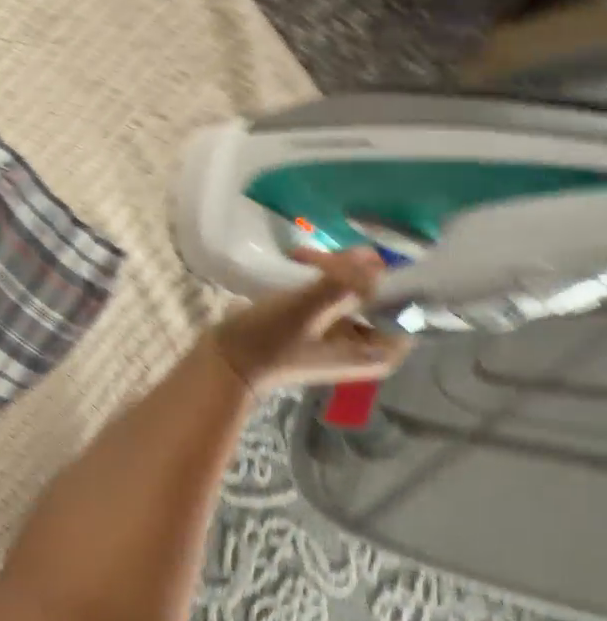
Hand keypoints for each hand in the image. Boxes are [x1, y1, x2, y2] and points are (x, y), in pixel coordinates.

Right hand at [208, 247, 410, 391]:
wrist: (222, 366)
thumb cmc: (266, 344)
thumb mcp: (305, 309)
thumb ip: (344, 281)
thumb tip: (372, 254)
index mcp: (380, 350)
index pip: (399, 301)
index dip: (378, 275)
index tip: (348, 256)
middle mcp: (368, 348)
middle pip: (374, 298)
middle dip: (347, 273)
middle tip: (313, 256)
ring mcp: (342, 342)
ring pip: (350, 298)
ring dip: (329, 276)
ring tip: (300, 258)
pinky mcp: (317, 335)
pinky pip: (330, 305)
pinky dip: (315, 288)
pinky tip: (293, 275)